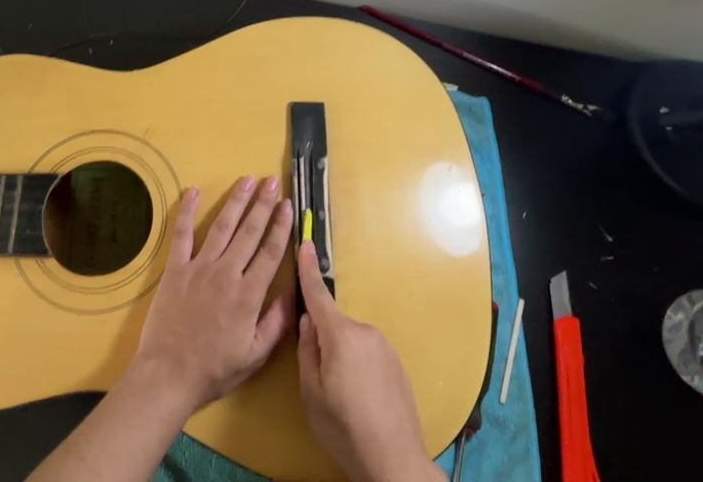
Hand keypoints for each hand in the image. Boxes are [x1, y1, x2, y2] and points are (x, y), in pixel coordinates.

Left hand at [131, 176, 295, 411]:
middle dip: (263, 205)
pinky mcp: (175, 269)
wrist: (168, 375)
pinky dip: (186, 211)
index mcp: (249, 295)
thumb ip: (276, 324)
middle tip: (272, 181)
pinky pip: (182, 235)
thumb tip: (293, 295)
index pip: (270, 252)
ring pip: (222, 227)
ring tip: (247, 179)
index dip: (281, 227)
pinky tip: (192, 191)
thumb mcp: (254, 355)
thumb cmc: (214, 369)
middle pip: (249, 232)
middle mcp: (227, 274)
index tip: (288, 206)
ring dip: (236, 201)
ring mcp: (199, 268)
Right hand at [296, 240, 443, 481]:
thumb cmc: (344, 427)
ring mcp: (385, 347)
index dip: (308, 269)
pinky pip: (368, 356)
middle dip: (323, 342)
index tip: (305, 242)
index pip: (318, 295)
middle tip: (320, 381)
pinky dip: (359, 370)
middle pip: (334, 326)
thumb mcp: (311, 391)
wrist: (394, 460)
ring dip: (342, 359)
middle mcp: (366, 332)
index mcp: (341, 335)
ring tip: (342, 399)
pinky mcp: (397, 363)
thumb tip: (308, 322)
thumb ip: (307, 350)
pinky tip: (360, 402)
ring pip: (351, 343)